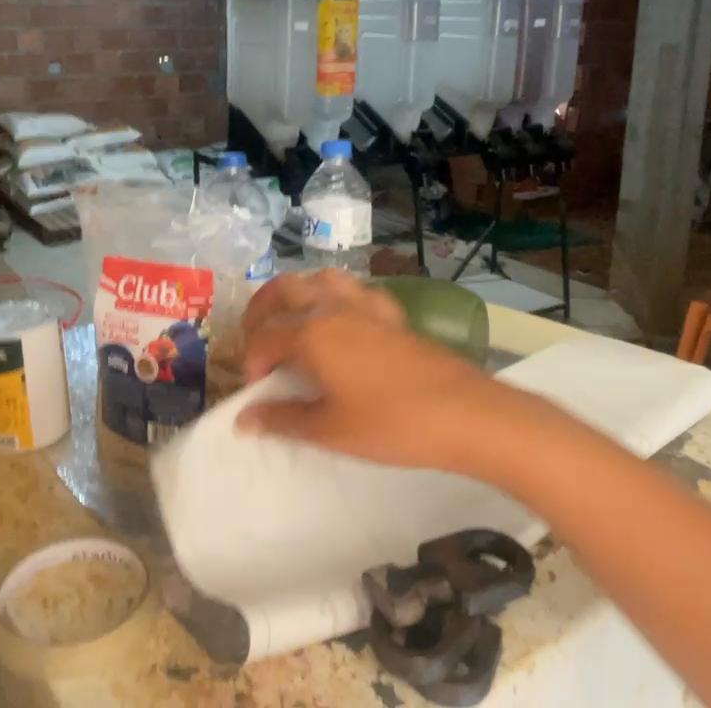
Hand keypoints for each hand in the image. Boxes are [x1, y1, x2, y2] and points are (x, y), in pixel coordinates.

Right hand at [236, 271, 558, 481]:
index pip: (265, 337)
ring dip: (299, 294)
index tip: (258, 392)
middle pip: (285, 290)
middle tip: (259, 339)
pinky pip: (357, 291)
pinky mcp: (393, 315)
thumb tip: (244, 419)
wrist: (466, 414)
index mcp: (312, 334)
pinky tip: (344, 322)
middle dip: (262, 310)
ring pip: (322, 279)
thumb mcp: (330, 430)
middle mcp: (334, 309)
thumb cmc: (391, 425)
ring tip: (295, 321)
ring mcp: (367, 307)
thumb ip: (283, 420)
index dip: (252, 362)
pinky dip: (339, 298)